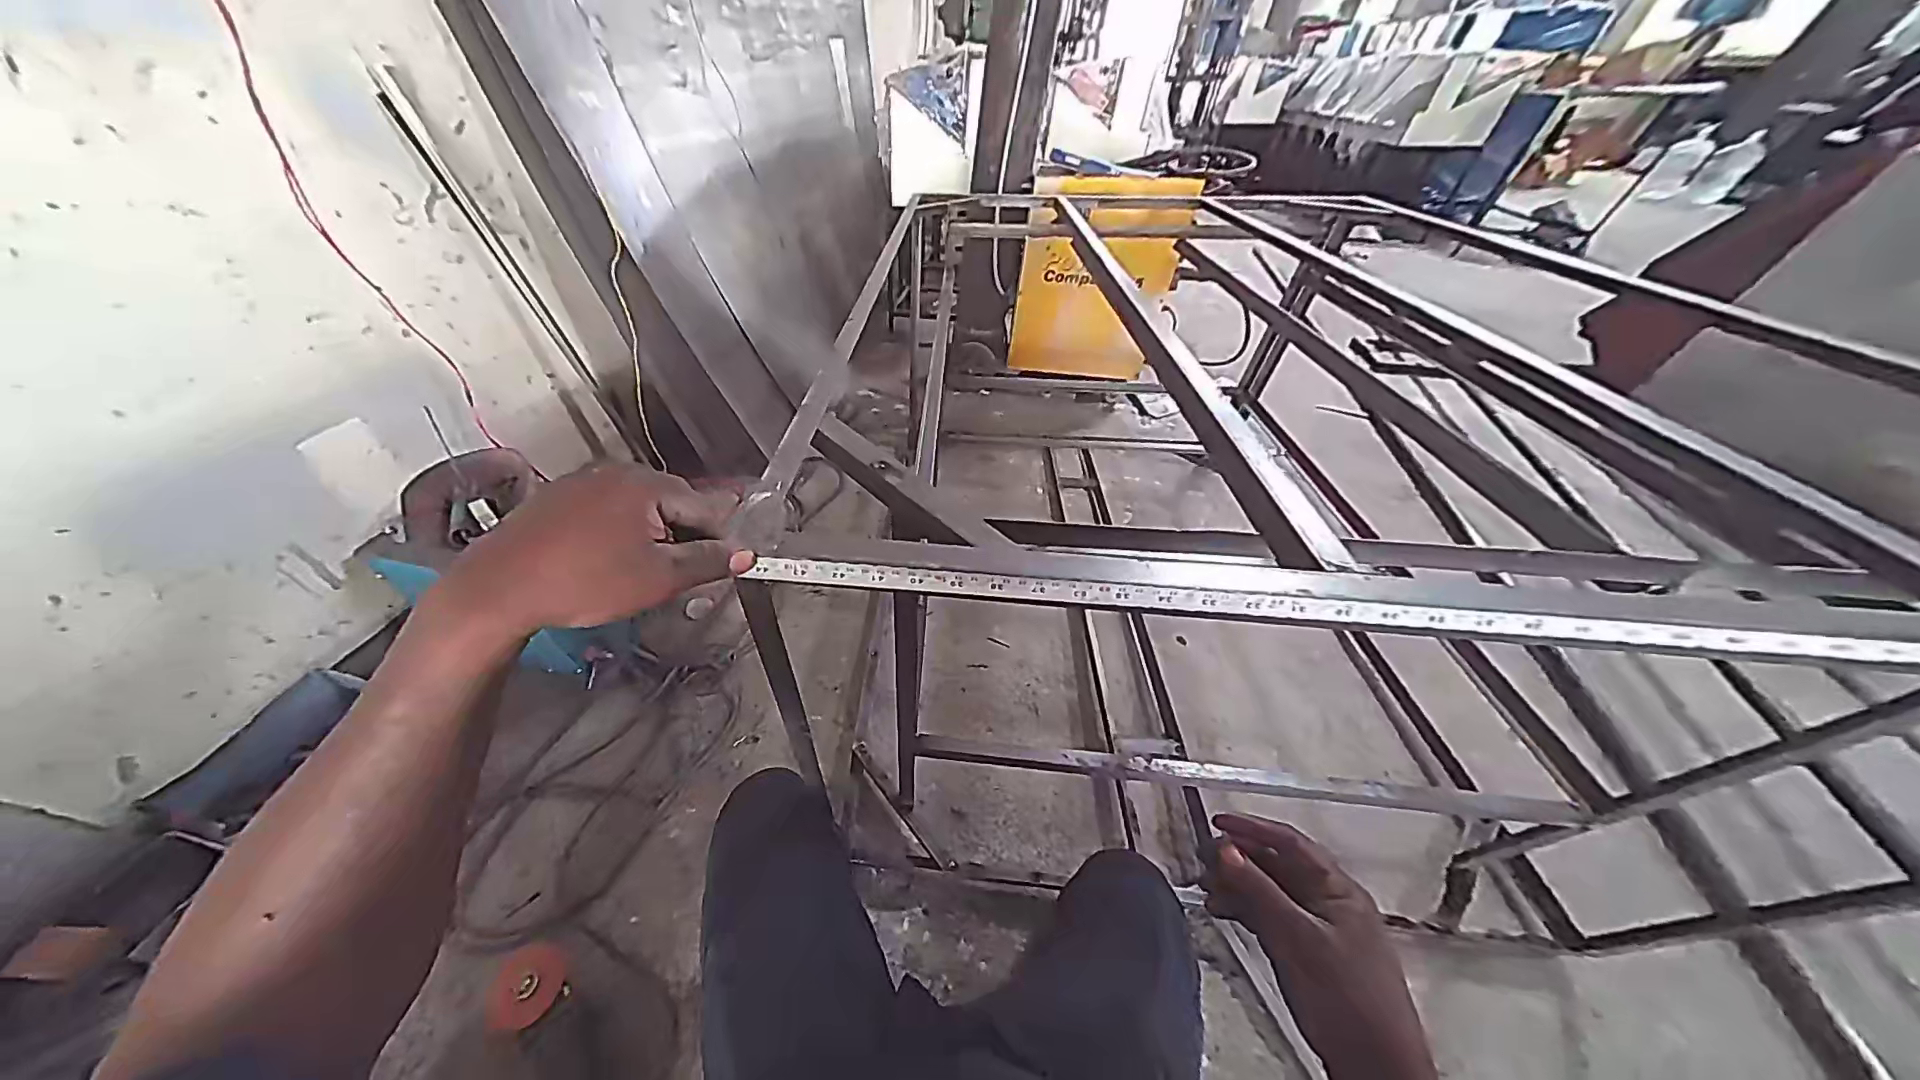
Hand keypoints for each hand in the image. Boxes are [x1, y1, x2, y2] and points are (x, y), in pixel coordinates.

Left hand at [433, 461, 753, 638]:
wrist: (496, 591)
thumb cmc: (583, 582)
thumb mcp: (658, 578)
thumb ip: (708, 562)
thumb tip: (745, 554)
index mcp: (646, 484)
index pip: (706, 507)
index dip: (720, 539)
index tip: (723, 566)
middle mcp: (615, 472)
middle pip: (673, 503)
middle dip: (685, 536)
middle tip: (683, 575)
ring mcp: (582, 482)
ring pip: (640, 508)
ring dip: (654, 536)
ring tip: (645, 573)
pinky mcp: (557, 500)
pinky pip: (608, 511)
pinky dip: (621, 533)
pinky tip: (611, 562)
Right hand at [1206, 814, 1436, 1079]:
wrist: (1374, 1066)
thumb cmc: (1351, 1002)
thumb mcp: (1298, 938)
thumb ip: (1259, 891)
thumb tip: (1226, 851)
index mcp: (1338, 890)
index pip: (1290, 844)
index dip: (1253, 828)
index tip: (1219, 820)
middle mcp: (1328, 903)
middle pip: (1277, 866)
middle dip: (1239, 858)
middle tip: (1205, 856)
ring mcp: (1317, 928)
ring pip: (1269, 891)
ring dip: (1237, 885)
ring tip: (1208, 885)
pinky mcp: (1305, 952)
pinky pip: (1268, 916)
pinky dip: (1243, 909)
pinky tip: (1223, 911)